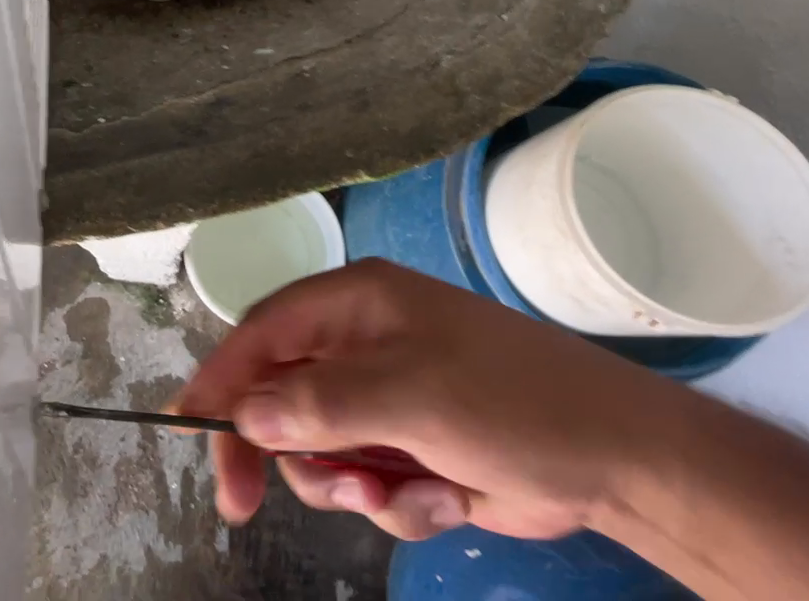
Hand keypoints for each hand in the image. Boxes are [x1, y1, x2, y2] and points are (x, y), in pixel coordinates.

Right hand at [172, 258, 692, 540]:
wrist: (622, 462)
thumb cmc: (513, 403)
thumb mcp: (413, 395)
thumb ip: (322, 402)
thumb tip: (247, 415)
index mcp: (354, 305)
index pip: (262, 333)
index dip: (219, 377)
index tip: (185, 428)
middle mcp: (359, 344)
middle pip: (277, 395)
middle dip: (275, 450)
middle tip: (244, 504)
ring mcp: (382, 396)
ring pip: (315, 448)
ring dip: (344, 482)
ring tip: (394, 493)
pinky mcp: (406, 445)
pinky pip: (363, 479)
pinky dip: (395, 500)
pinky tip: (444, 498)